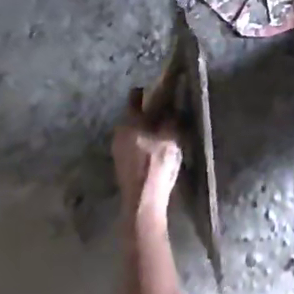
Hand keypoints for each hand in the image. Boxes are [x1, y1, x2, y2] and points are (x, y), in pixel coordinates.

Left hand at [113, 90, 182, 219]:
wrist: (143, 205)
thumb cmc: (157, 165)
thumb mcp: (172, 137)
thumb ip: (172, 117)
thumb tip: (175, 103)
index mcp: (130, 122)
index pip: (135, 96)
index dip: (149, 91)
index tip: (161, 89)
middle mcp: (119, 133)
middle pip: (134, 115)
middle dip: (149, 112)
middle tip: (167, 112)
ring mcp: (118, 151)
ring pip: (134, 131)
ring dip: (147, 129)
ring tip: (165, 132)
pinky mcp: (121, 166)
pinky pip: (133, 145)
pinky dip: (144, 143)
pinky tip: (157, 151)